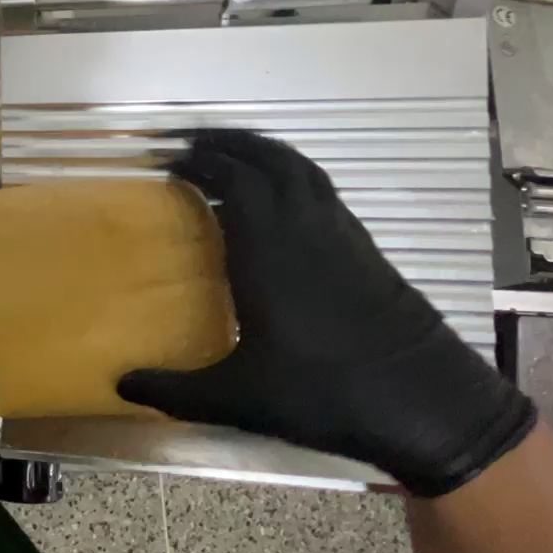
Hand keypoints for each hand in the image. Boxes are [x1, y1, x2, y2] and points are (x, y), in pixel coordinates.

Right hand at [116, 130, 535, 496]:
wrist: (432, 409)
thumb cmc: (327, 395)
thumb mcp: (239, 400)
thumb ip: (175, 392)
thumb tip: (120, 383)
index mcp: (269, 254)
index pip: (234, 182)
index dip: (200, 162)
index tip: (168, 159)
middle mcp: (305, 232)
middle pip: (269, 161)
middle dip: (228, 143)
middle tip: (191, 143)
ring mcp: (341, 236)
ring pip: (302, 169)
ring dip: (263, 152)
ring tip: (230, 154)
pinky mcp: (365, 249)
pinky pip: (321, 190)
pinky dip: (292, 175)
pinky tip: (277, 198)